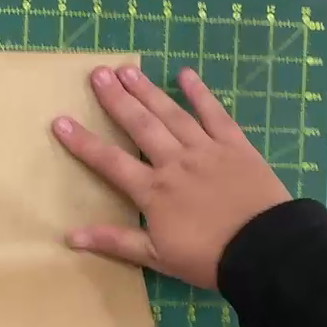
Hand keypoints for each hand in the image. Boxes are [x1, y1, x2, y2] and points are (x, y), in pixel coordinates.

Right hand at [52, 65, 290, 288]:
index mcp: (152, 191)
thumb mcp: (156, 257)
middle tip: (97, 73)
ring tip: (127, 69)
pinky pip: (215, 114)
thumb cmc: (208, 258)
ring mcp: (205, 150)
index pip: (109, 161)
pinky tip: (185, 75)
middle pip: (139, 125)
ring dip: (148, 90)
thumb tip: (70, 237)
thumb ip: (114, 242)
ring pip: (171, 114)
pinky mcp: (235, 145)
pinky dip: (200, 93)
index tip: (60, 120)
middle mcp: (174, 162)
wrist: (266, 250)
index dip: (82, 142)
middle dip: (116, 99)